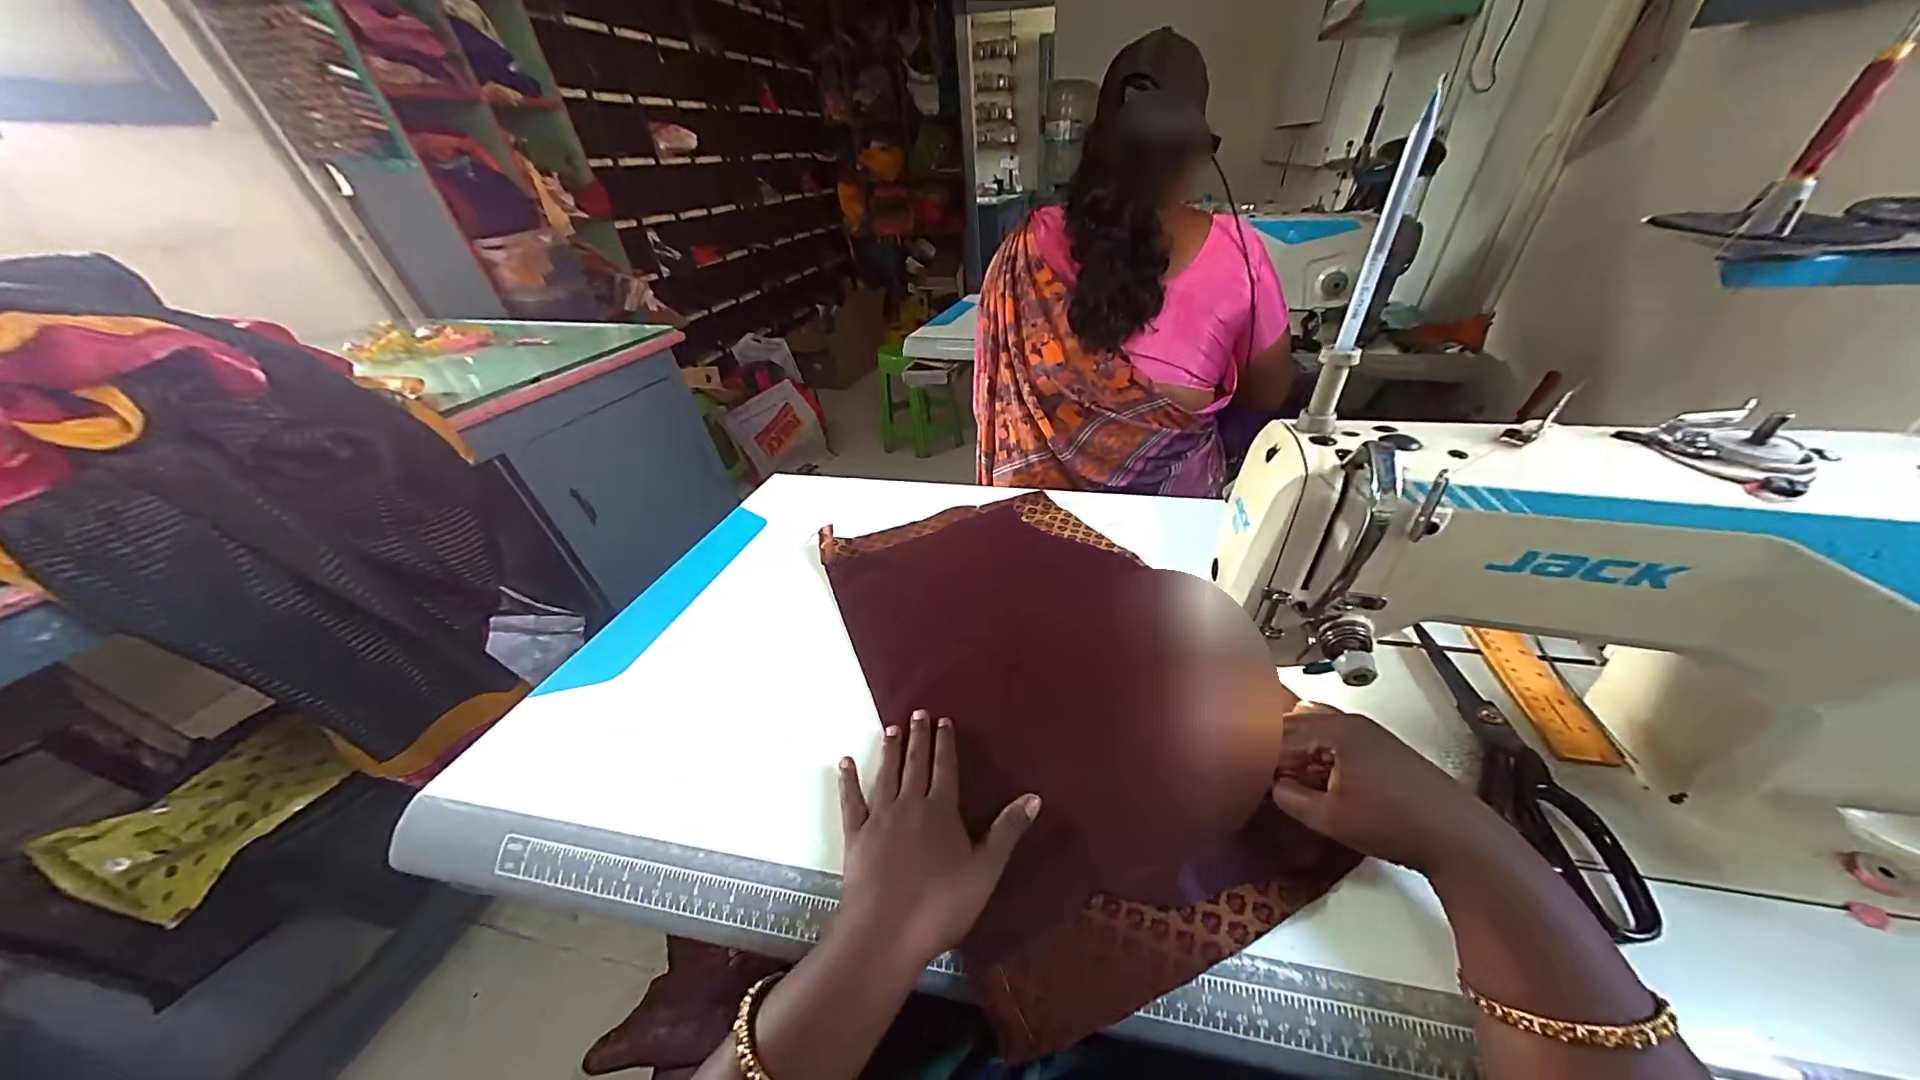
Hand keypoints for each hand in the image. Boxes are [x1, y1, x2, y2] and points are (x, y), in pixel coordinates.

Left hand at [835, 710, 1039, 963]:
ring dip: (890, 750)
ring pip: (886, 775)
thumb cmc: (941, 905)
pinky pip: (852, 801)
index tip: (943, 721)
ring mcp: (880, 819)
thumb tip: (1033, 797)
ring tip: (891, 728)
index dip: (945, 743)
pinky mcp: (856, 836)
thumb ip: (1006, 831)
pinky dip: (848, 780)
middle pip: (915, 764)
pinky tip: (846, 762)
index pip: (945, 768)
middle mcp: (909, 805)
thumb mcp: (985, 870)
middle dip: (917, 737)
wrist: (886, 933)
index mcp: (941, 811)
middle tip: (917, 712)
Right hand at [1268, 704, 1516, 876]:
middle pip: (1298, 725)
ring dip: (1301, 753)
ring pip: (1318, 735)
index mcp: (1336, 730)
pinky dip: (1321, 758)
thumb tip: (1276, 789)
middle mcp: (1353, 724)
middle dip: (1279, 749)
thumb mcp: (1329, 817)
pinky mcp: (1384, 752)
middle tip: (1265, 774)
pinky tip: (1320, 784)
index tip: (1250, 774)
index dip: (1262, 756)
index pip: (1282, 734)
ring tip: (1291, 781)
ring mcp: (1371, 736)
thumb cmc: (1398, 824)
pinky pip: (1338, 745)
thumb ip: (1290, 799)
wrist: (1460, 841)